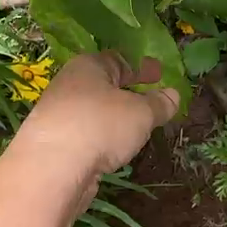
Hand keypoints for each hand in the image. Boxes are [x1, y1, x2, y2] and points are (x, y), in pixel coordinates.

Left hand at [10, 52, 179, 185]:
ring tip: (138, 126)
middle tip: (152, 99)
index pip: (119, 59)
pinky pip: (89, 133)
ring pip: (96, 110)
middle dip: (129, 91)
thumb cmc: (101, 125)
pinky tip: (116, 147)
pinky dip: (105, 136)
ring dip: (117, 116)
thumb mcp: (141, 112)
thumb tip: (174, 95)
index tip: (159, 72)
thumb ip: (159, 104)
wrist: (53, 167)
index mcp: (89, 67)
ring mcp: (61, 115)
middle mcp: (71, 85)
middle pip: (105, 85)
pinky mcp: (58, 143)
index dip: (142, 66)